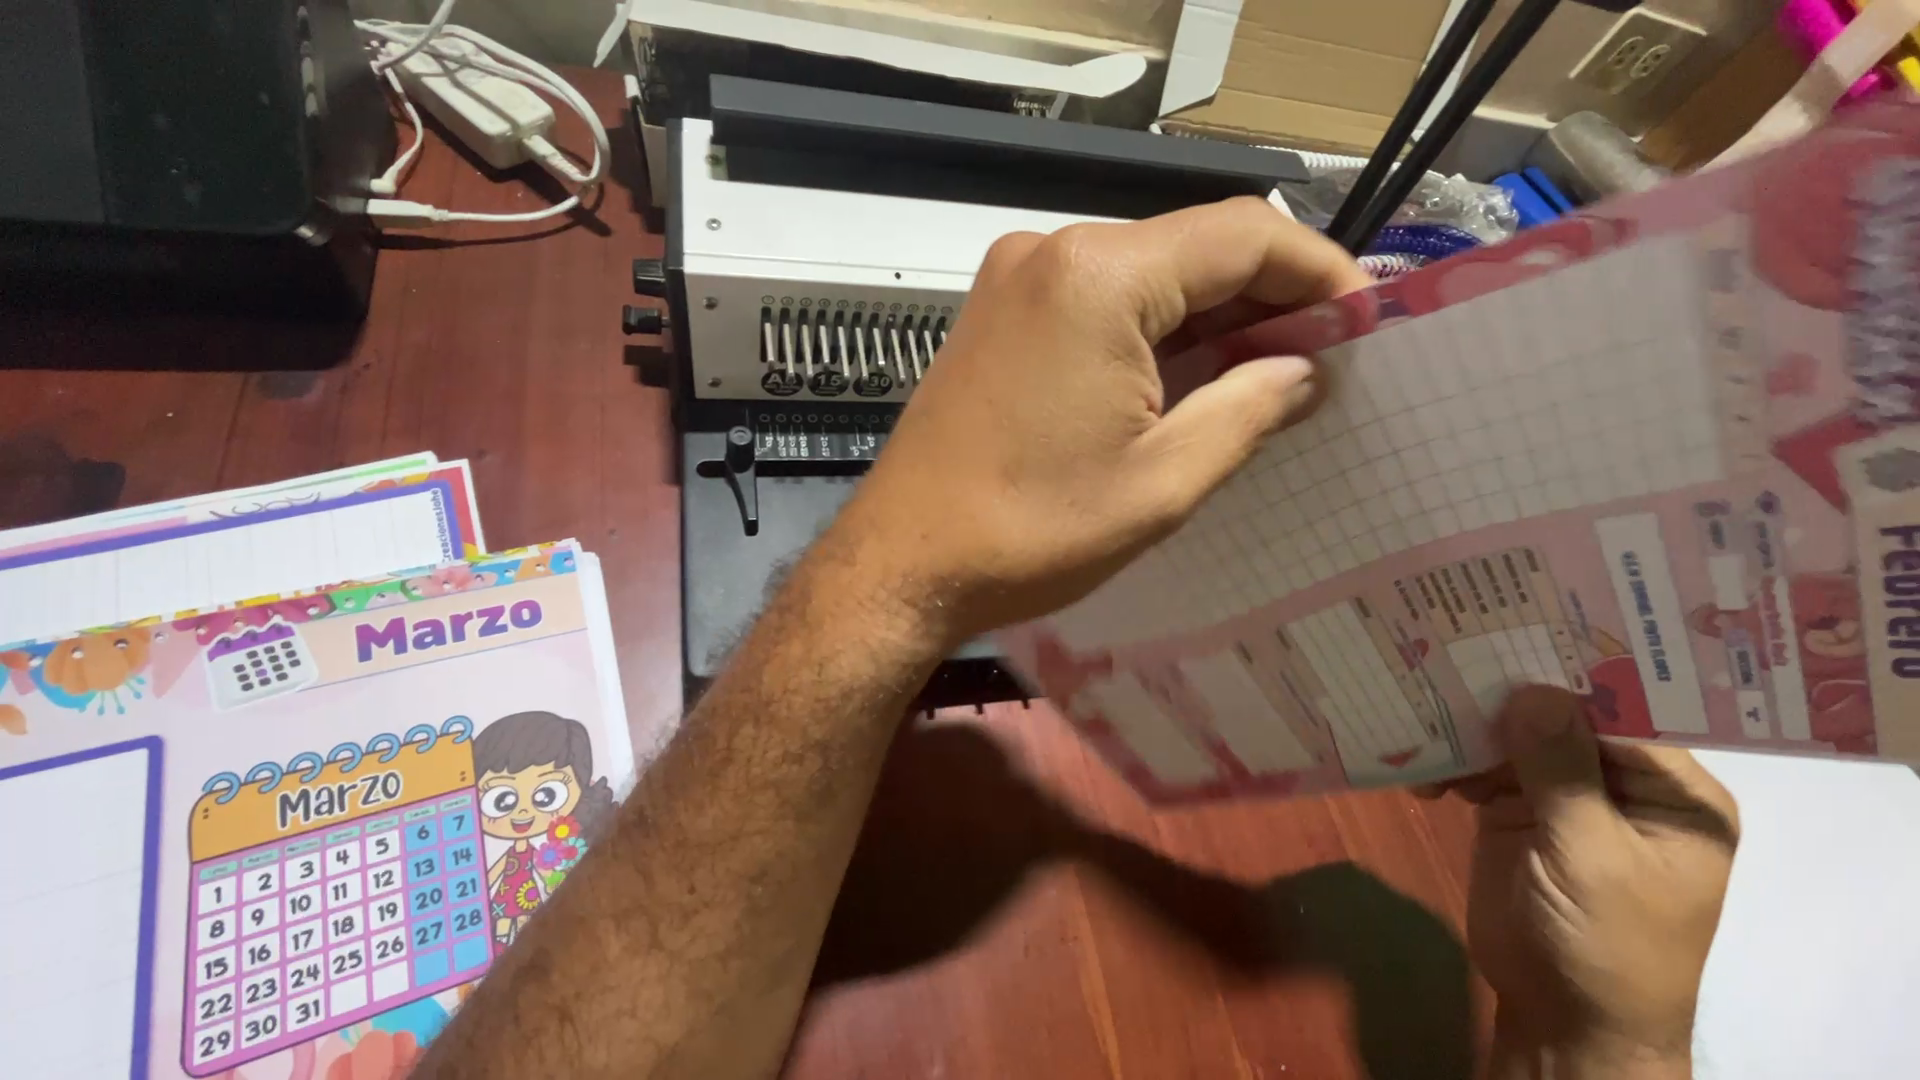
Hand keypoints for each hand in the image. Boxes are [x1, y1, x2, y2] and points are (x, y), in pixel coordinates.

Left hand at [828, 197, 1369, 646]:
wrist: (902, 562)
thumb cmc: (1029, 532)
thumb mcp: (1161, 482)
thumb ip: (1248, 410)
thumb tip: (1306, 370)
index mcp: (1100, 276)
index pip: (1244, 235)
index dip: (1318, 273)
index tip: (1364, 325)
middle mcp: (1052, 251)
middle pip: (1193, 248)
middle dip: (1266, 300)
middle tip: (1323, 363)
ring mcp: (1015, 279)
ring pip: (1146, 276)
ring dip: (1210, 320)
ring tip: (1267, 379)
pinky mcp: (997, 315)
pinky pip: (1097, 303)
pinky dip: (1152, 333)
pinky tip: (1188, 380)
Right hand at [1420, 686, 1739, 1077]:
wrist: (1562, 1016)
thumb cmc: (1603, 939)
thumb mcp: (1588, 853)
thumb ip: (1560, 769)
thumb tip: (1533, 688)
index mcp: (1671, 793)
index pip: (1624, 713)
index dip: (1571, 675)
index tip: (1516, 632)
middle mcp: (1620, 785)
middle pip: (1560, 720)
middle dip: (1507, 697)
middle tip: (1449, 659)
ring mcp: (1564, 800)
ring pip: (1514, 742)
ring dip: (1468, 733)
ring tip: (1420, 710)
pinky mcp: (1517, 815)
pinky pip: (1482, 771)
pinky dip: (1451, 767)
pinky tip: (1422, 773)